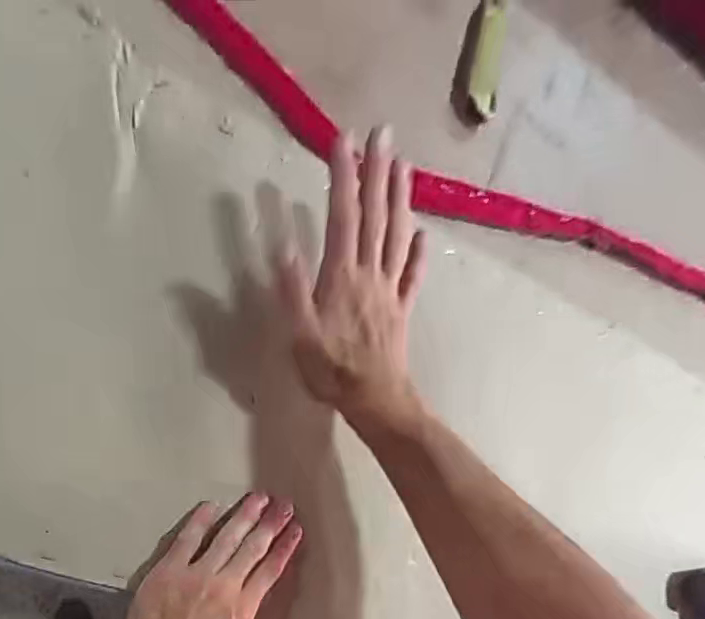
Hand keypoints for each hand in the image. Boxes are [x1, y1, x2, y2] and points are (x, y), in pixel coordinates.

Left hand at [118, 493, 302, 618]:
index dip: (284, 548)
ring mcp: (194, 574)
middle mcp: (223, 584)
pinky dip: (200, 520)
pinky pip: (187, 539)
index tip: (295, 530)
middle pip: (252, 547)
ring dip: (244, 515)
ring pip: (225, 537)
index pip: (270, 571)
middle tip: (284, 504)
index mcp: (242, 609)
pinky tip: (212, 505)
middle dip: (270, 524)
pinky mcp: (168, 569)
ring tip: (258, 497)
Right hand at [275, 126, 426, 429]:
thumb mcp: (301, 336)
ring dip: (400, 198)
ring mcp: (389, 290)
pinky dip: (417, 251)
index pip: (342, 217)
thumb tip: (283, 247)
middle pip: (374, 216)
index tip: (343, 140)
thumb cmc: (332, 371)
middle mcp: (369, 274)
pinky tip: (421, 233)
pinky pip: (412, 274)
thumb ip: (293, 292)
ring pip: (397, 235)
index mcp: (341, 277)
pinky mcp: (401, 309)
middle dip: (377, 172)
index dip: (343, 177)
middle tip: (382, 133)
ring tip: (404, 165)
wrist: (376, 399)